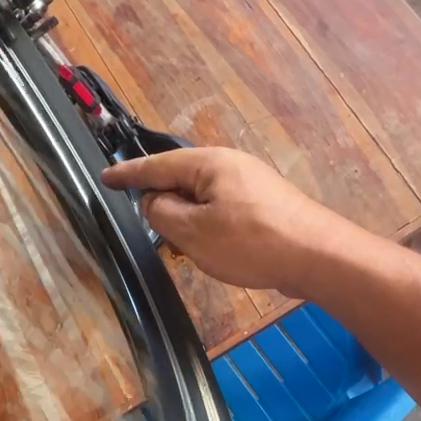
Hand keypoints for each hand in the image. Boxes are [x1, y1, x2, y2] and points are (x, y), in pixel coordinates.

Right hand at [100, 147, 369, 298]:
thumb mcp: (193, 232)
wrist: (316, 256)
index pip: (156, 165)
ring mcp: (249, 185)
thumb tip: (155, 202)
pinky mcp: (262, 206)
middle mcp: (229, 166)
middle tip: (152, 232)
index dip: (128, 174)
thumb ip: (162, 213)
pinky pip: (220, 211)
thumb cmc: (251, 242)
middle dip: (162, 203)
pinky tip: (209, 251)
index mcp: (208, 164)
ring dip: (186, 223)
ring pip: (200, 200)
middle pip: (180, 181)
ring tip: (182, 250)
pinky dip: (206, 228)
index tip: (105, 177)